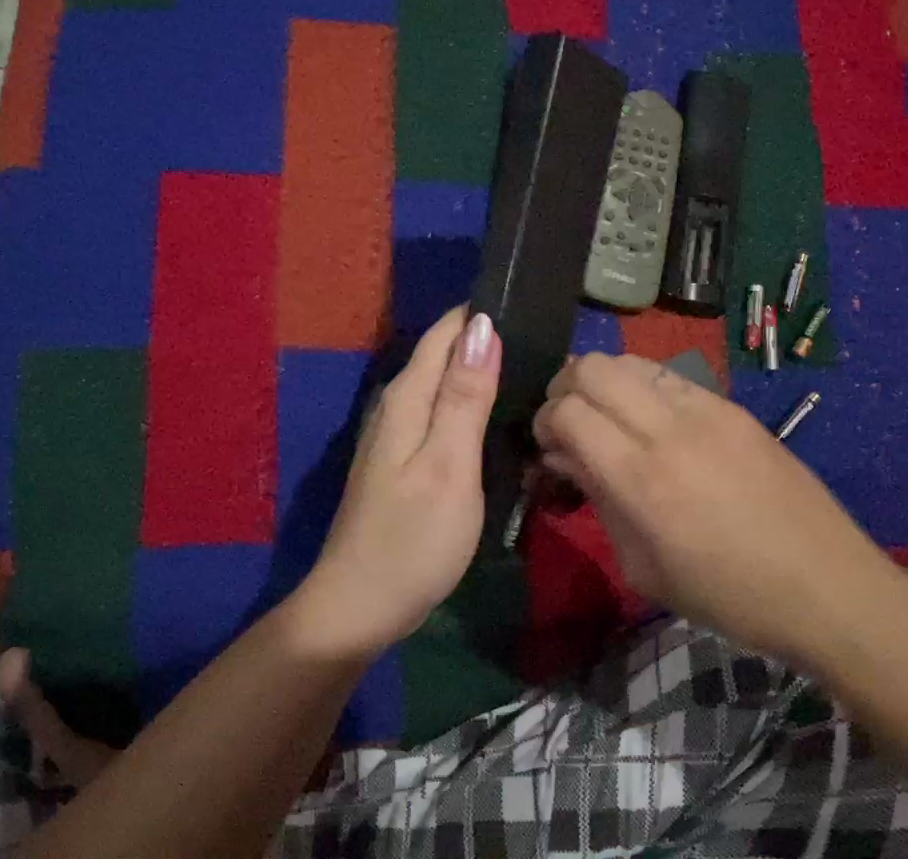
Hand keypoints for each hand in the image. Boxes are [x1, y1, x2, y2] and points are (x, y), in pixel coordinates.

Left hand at [296, 307, 500, 657]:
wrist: (361, 605)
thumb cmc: (413, 538)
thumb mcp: (449, 465)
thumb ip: (465, 397)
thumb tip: (482, 327)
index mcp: (407, 400)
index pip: (445, 334)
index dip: (481, 314)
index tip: (530, 302)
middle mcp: (395, 408)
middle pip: (441, 357)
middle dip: (485, 342)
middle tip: (545, 341)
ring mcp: (395, 438)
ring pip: (441, 388)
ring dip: (479, 376)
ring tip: (532, 375)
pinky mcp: (401, 464)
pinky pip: (439, 418)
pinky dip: (469, 409)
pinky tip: (496, 423)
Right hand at [532, 353, 907, 666]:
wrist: (829, 589)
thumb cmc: (729, 596)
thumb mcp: (644, 567)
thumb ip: (598, 501)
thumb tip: (564, 456)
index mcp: (641, 479)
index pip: (567, 411)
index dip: (544, 421)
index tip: (548, 447)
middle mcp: (669, 430)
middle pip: (591, 368)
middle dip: (564, 389)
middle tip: (569, 423)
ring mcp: (706, 411)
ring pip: (630, 360)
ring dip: (603, 381)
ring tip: (608, 417)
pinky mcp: (734, 408)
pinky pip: (670, 376)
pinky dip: (643, 387)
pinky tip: (652, 422)